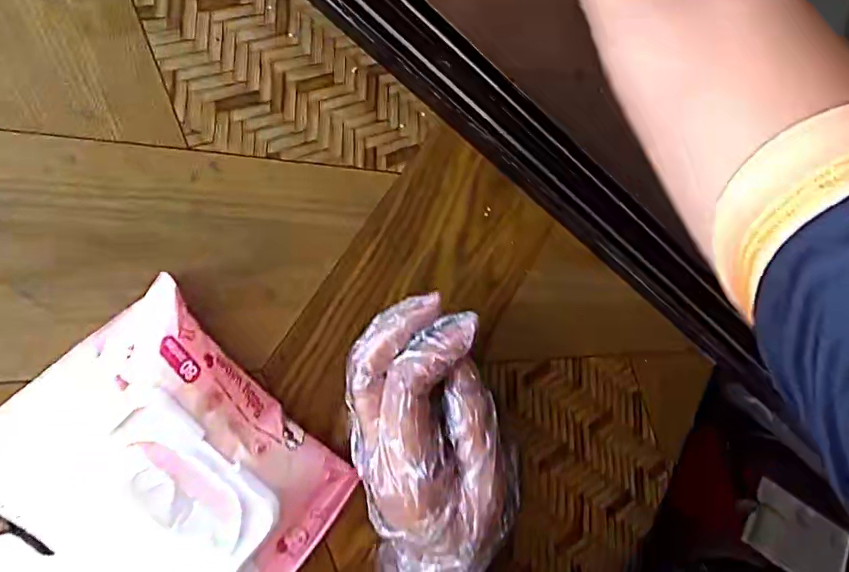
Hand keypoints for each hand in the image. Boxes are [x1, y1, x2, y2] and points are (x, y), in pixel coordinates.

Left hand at [346, 294, 514, 571]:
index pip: (404, 388)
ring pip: (359, 363)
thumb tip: (461, 363)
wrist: (432, 562)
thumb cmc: (465, 532)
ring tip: (426, 305)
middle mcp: (372, 444)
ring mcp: (365, 431)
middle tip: (437, 304)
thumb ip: (475, 423)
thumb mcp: (489, 487)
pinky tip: (413, 324)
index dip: (436, 349)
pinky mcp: (370, 421)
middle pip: (365, 368)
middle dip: (399, 325)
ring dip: (390, 325)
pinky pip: (368, 369)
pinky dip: (387, 337)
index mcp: (402, 467)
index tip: (467, 328)